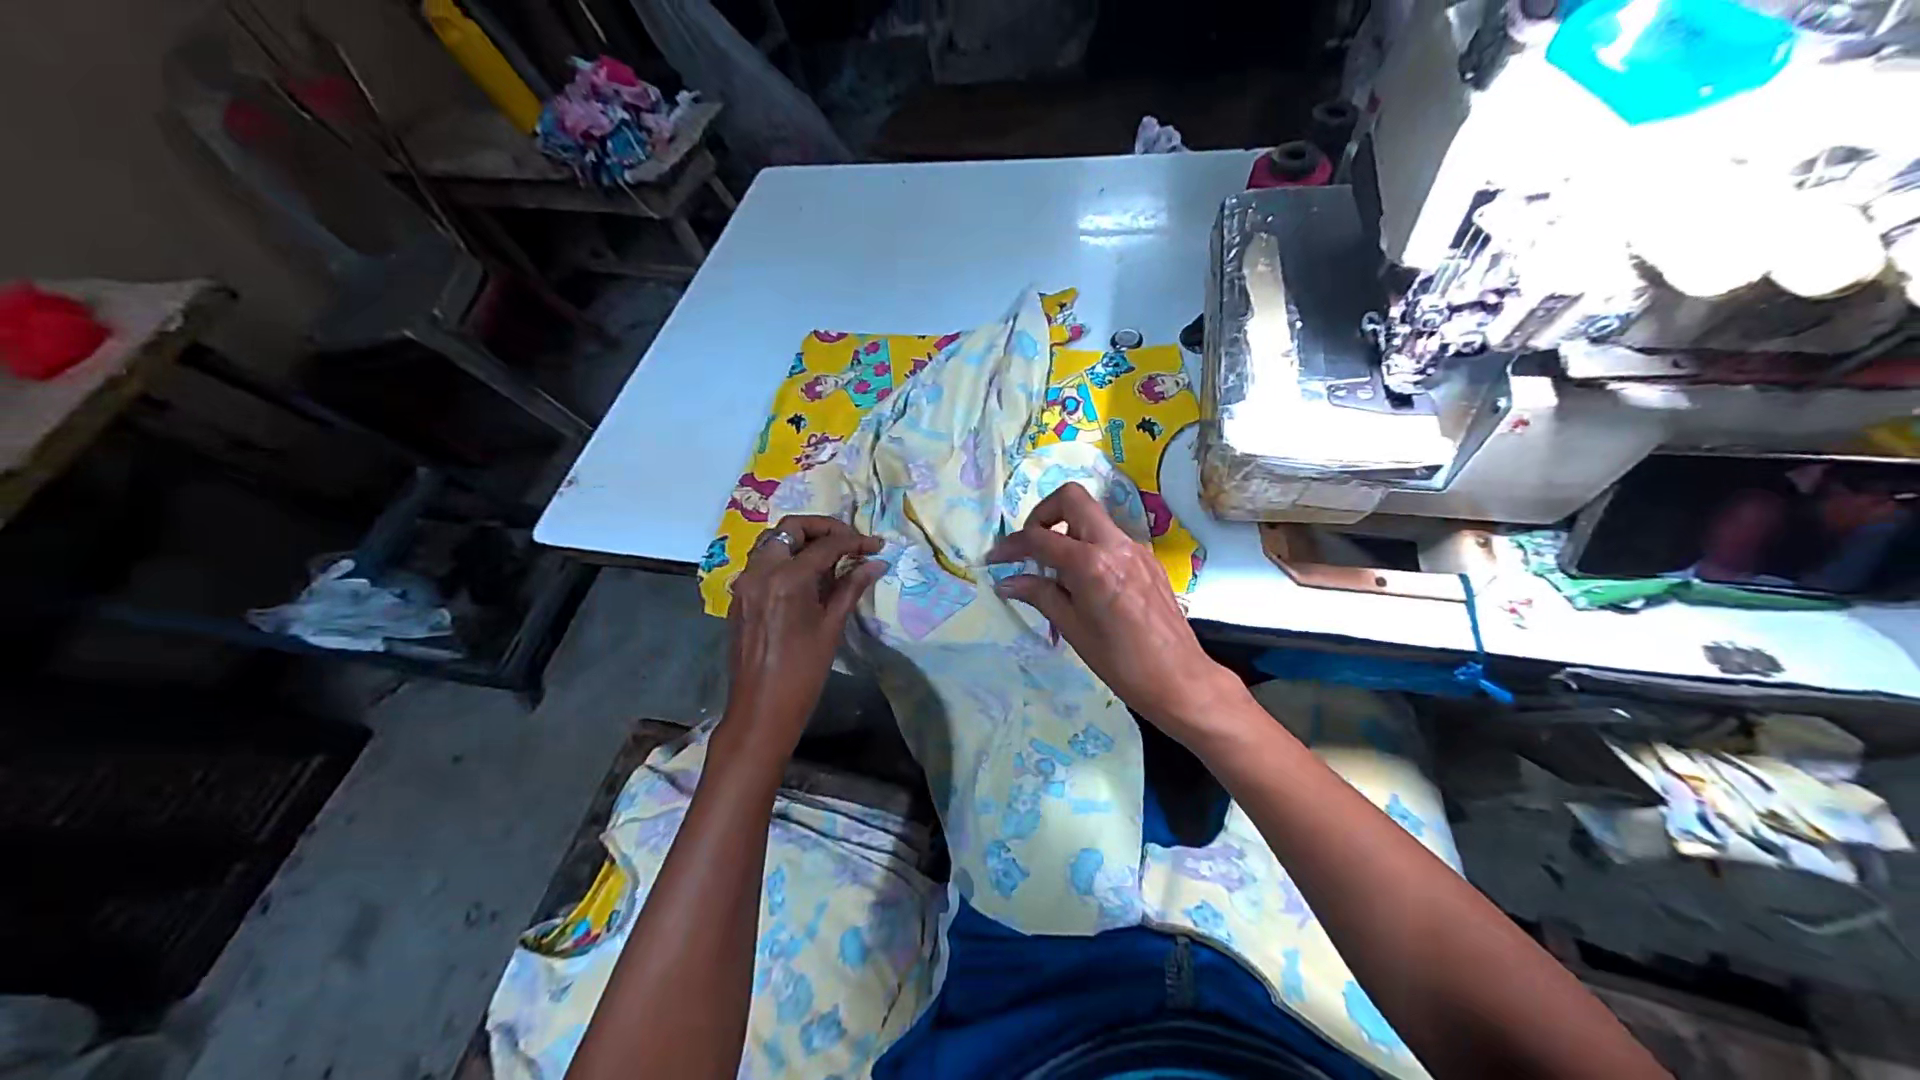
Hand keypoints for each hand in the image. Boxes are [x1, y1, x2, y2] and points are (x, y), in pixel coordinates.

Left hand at [725, 516, 884, 753]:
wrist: (761, 709)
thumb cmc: (802, 672)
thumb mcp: (831, 627)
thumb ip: (850, 588)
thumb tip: (875, 563)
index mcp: (786, 579)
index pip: (825, 545)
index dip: (854, 541)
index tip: (875, 546)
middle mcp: (760, 571)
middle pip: (791, 529)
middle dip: (823, 529)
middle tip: (849, 541)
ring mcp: (745, 583)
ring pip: (773, 542)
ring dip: (802, 541)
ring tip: (831, 556)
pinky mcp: (740, 596)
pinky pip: (762, 563)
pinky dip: (786, 558)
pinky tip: (808, 577)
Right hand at [986, 483, 1244, 743]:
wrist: (1179, 678)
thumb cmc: (1120, 661)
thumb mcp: (1072, 628)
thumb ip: (1040, 595)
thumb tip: (1007, 581)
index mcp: (1091, 564)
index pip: (1040, 538)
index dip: (1011, 545)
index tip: (995, 557)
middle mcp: (1114, 545)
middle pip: (1071, 498)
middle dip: (1043, 514)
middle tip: (1031, 546)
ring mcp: (1135, 549)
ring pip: (1093, 517)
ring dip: (1067, 530)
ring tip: (1056, 570)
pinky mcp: (1147, 559)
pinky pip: (1110, 537)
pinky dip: (1089, 546)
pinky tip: (1085, 582)